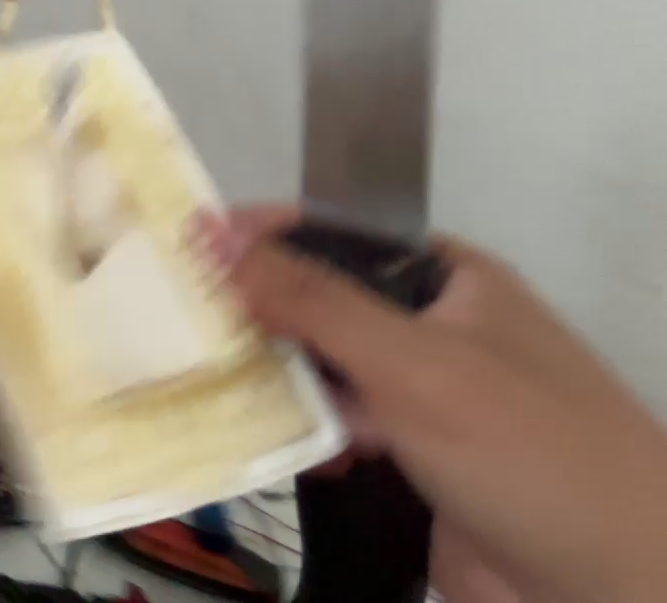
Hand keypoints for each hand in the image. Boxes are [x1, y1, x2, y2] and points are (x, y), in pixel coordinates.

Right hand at [215, 207, 666, 602]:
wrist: (621, 601)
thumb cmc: (531, 455)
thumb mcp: (414, 362)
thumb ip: (307, 296)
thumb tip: (205, 231)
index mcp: (445, 278)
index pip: (327, 230)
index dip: (253, 232)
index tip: (179, 246)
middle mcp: (424, 323)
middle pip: (308, 294)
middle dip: (247, 307)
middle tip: (175, 313)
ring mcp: (411, 387)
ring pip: (307, 357)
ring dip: (262, 371)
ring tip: (203, 374)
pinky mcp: (397, 444)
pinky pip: (318, 413)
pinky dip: (287, 421)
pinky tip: (264, 435)